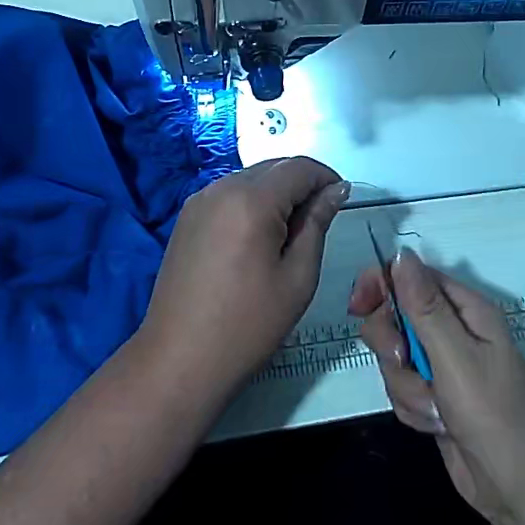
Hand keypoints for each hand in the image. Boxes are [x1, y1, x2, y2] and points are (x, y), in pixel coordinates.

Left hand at [138, 157, 347, 392]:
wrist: (180, 356)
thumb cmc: (248, 323)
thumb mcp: (297, 277)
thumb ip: (317, 224)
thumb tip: (335, 190)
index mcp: (251, 199)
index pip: (298, 168)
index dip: (326, 177)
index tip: (344, 199)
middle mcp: (221, 187)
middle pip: (272, 168)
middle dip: (302, 183)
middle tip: (322, 218)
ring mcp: (199, 200)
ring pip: (249, 178)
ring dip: (276, 191)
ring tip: (292, 231)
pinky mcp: (187, 216)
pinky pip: (228, 193)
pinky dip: (251, 201)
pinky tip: (259, 235)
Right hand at [348, 250, 524, 524]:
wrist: (523, 497)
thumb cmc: (496, 417)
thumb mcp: (456, 357)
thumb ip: (424, 306)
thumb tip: (401, 253)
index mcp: (465, 310)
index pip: (410, 275)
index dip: (381, 285)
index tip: (360, 305)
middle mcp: (453, 331)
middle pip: (394, 315)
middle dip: (391, 344)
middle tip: (403, 361)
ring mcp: (443, 365)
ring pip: (393, 356)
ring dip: (405, 385)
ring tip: (435, 409)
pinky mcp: (434, 397)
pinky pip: (401, 387)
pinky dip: (412, 407)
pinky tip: (436, 426)